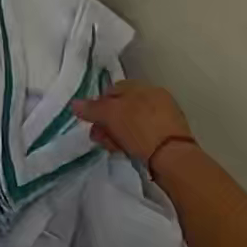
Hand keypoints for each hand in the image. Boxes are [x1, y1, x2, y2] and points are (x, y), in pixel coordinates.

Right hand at [72, 80, 193, 164]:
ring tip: (110, 146)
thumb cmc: (138, 129)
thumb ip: (89, 108)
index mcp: (145, 87)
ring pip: (128, 122)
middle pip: (120, 108)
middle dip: (105, 121)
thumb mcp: (108, 114)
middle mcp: (156, 99)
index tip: (91, 119)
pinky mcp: (168, 136)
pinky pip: (141, 134)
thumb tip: (75, 104)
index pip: (112, 90)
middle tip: (97, 135)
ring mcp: (164, 118)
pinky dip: (129, 140)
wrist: (172, 158)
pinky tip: (124, 149)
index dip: (97, 104)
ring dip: (114, 133)